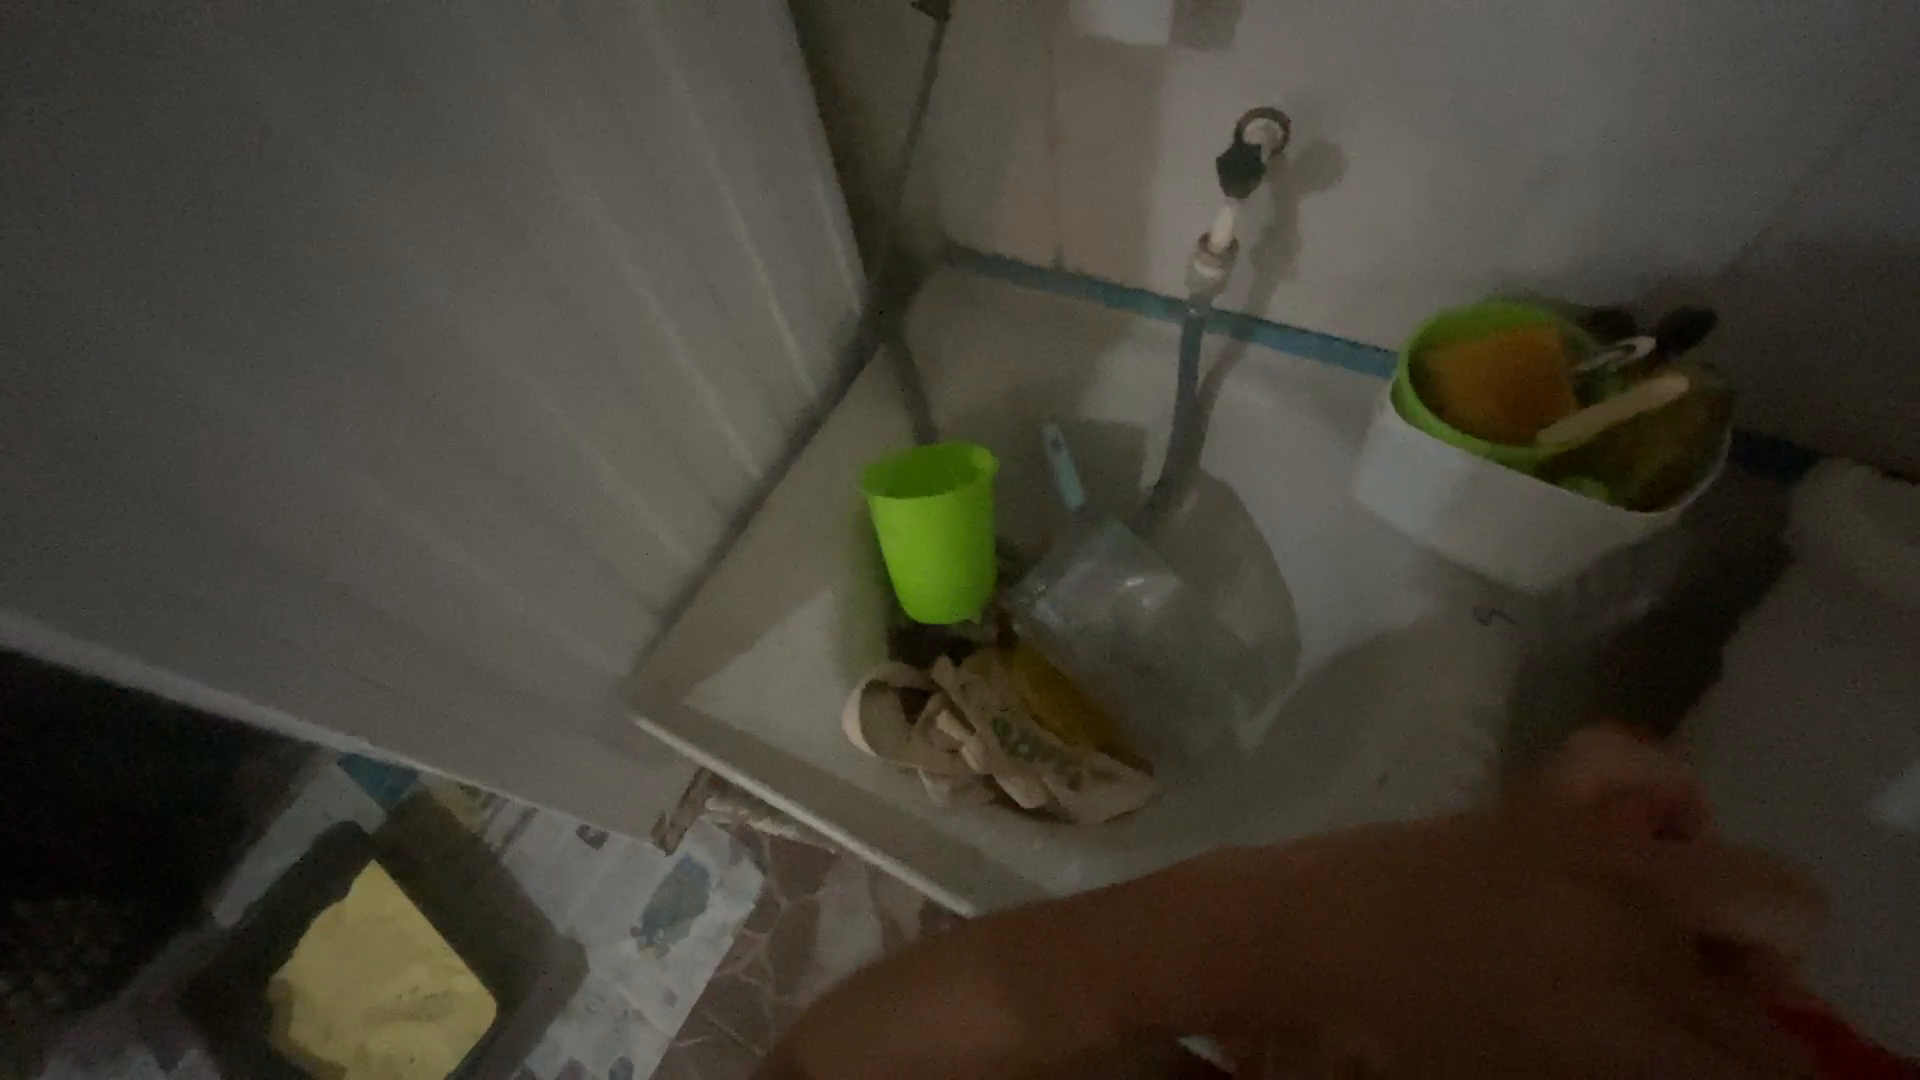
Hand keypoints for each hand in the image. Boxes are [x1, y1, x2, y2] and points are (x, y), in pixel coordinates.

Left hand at [1157, 729, 1819, 1078]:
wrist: (1282, 941)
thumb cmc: (1383, 1040)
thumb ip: (1627, 1074)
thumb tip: (1679, 1061)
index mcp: (1630, 1036)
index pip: (1777, 1070)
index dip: (1752, 1072)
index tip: (1708, 1067)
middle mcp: (1631, 932)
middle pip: (1772, 982)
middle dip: (1742, 1004)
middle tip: (1672, 1013)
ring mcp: (1578, 851)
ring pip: (1754, 882)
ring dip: (1718, 915)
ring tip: (1652, 932)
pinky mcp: (1522, 802)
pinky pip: (1622, 762)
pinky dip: (1656, 796)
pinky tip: (1624, 837)